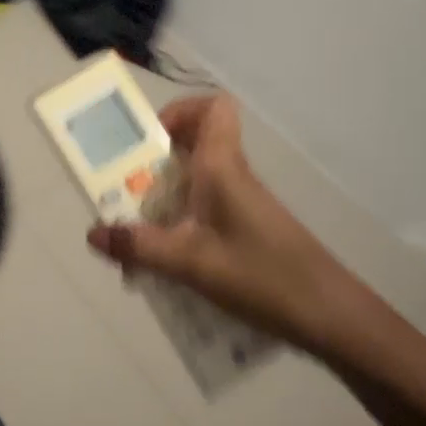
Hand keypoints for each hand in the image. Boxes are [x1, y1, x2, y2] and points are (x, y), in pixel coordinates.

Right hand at [85, 93, 378, 356]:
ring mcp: (243, 204)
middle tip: (126, 187)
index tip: (148, 139)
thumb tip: (93, 234)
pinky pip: (206, 210)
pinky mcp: (249, 231)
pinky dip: (182, 224)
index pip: (213, 106)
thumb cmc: (263, 275)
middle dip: (154, 160)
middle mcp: (232, 175)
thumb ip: (140, 246)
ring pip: (197, 179)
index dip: (180, 110)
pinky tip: (168, 262)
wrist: (333, 319)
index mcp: (222, 166)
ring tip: (137, 231)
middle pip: (195, 142)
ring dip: (164, 196)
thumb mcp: (191, 263)